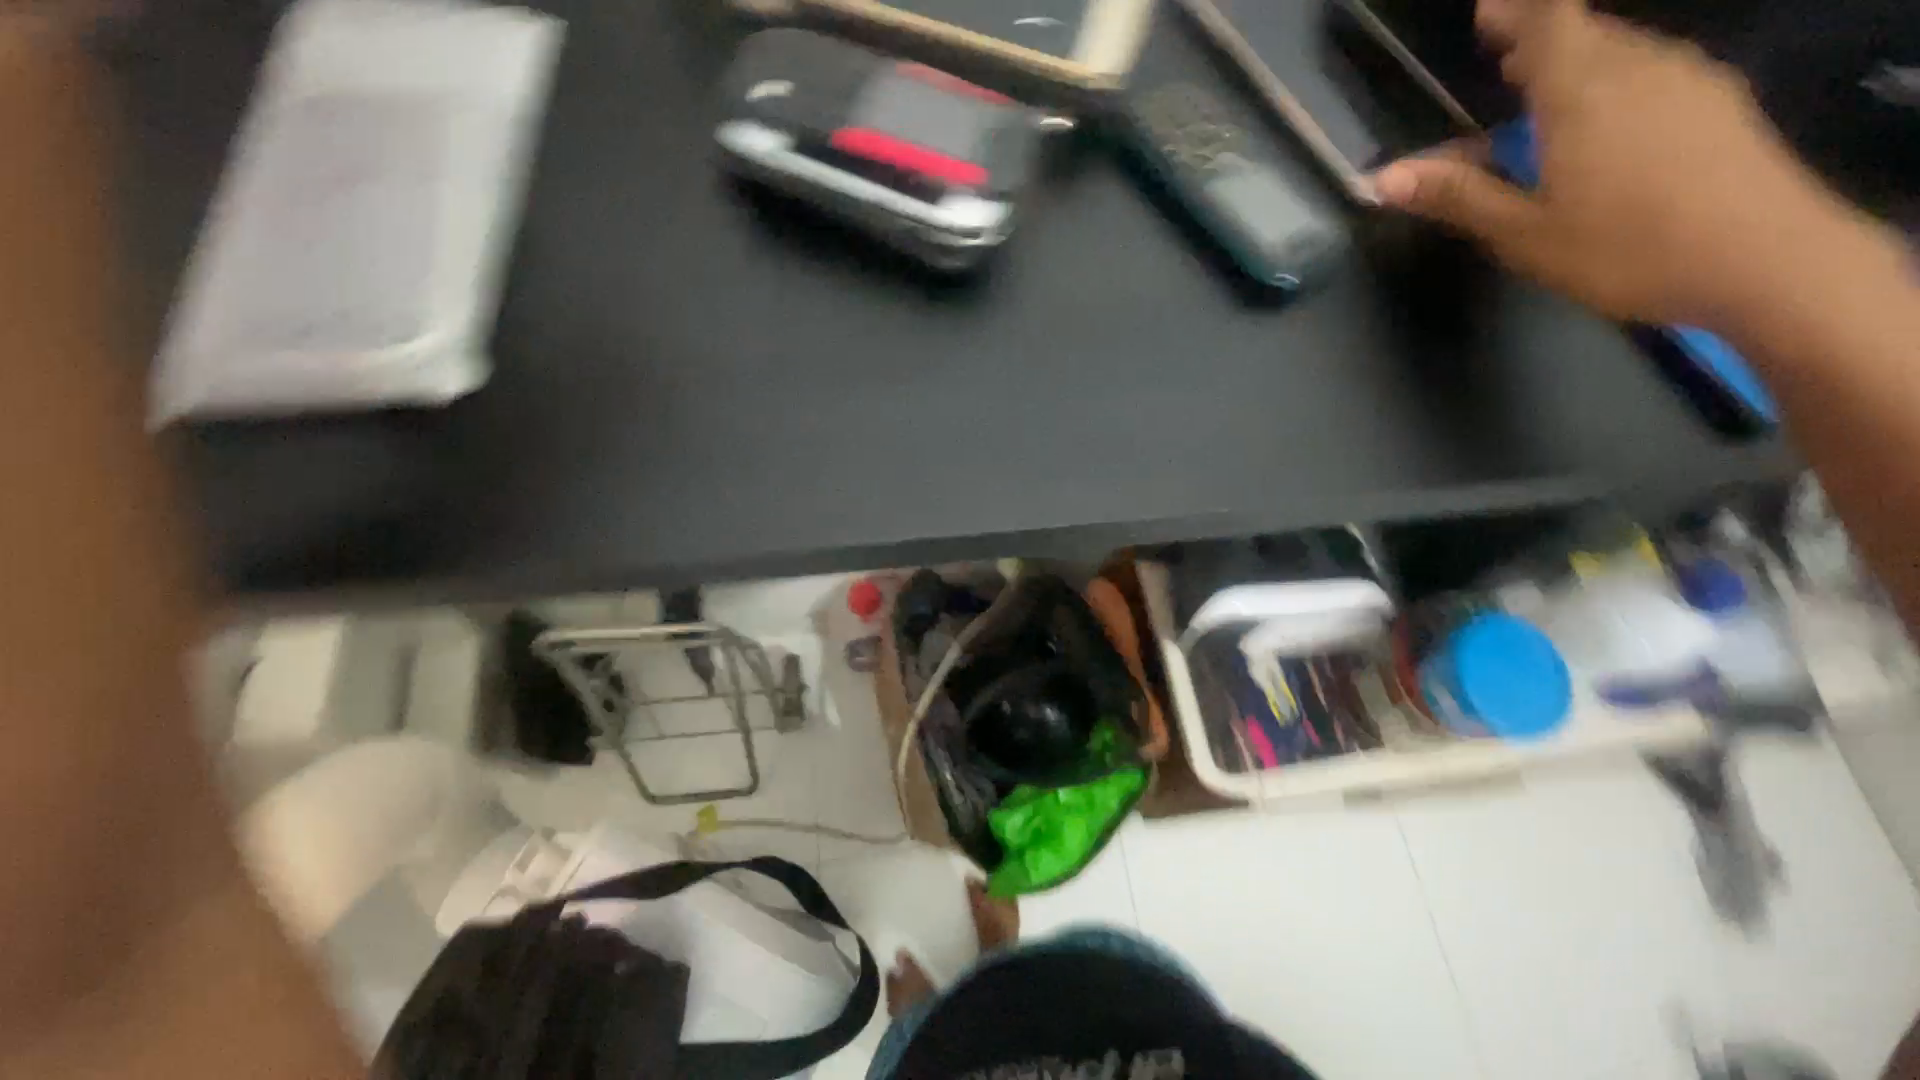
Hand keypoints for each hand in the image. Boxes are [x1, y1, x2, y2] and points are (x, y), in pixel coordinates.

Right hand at [1371, 0, 1856, 330]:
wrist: (1767, 260)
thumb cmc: (1628, 249)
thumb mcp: (1525, 233)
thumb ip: (1458, 197)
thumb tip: (1382, 178)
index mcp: (1583, 90)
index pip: (1548, 21)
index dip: (1515, 11)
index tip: (1488, 13)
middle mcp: (1640, 67)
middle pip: (1586, 32)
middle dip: (1541, 42)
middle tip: (1507, 65)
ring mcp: (1690, 80)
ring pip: (1624, 52)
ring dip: (1581, 65)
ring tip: (1549, 100)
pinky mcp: (1721, 104)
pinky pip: (1656, 73)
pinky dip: (1619, 84)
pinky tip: (1611, 128)